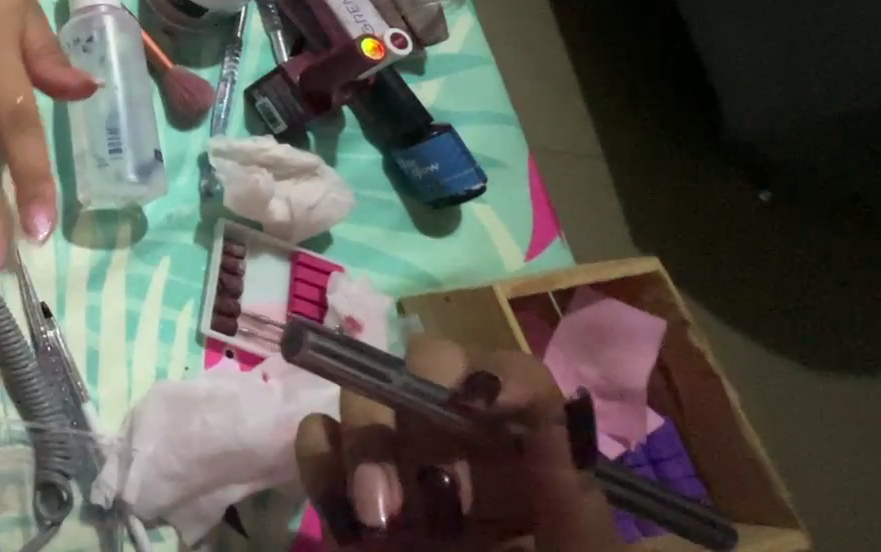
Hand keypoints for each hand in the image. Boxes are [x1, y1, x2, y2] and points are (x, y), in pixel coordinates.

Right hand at [296, 335, 617, 550]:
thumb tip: (556, 415)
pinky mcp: (341, 484)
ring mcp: (394, 460)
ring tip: (383, 518)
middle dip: (414, 411)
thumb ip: (571, 502)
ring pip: (362, 396)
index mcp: (530, 458)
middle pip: (423, 366)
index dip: (495, 374)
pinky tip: (347, 516)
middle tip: (431, 486)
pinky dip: (319, 462)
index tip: (478, 404)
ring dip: (367, 447)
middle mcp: (459, 443)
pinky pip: (315, 437)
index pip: (516, 378)